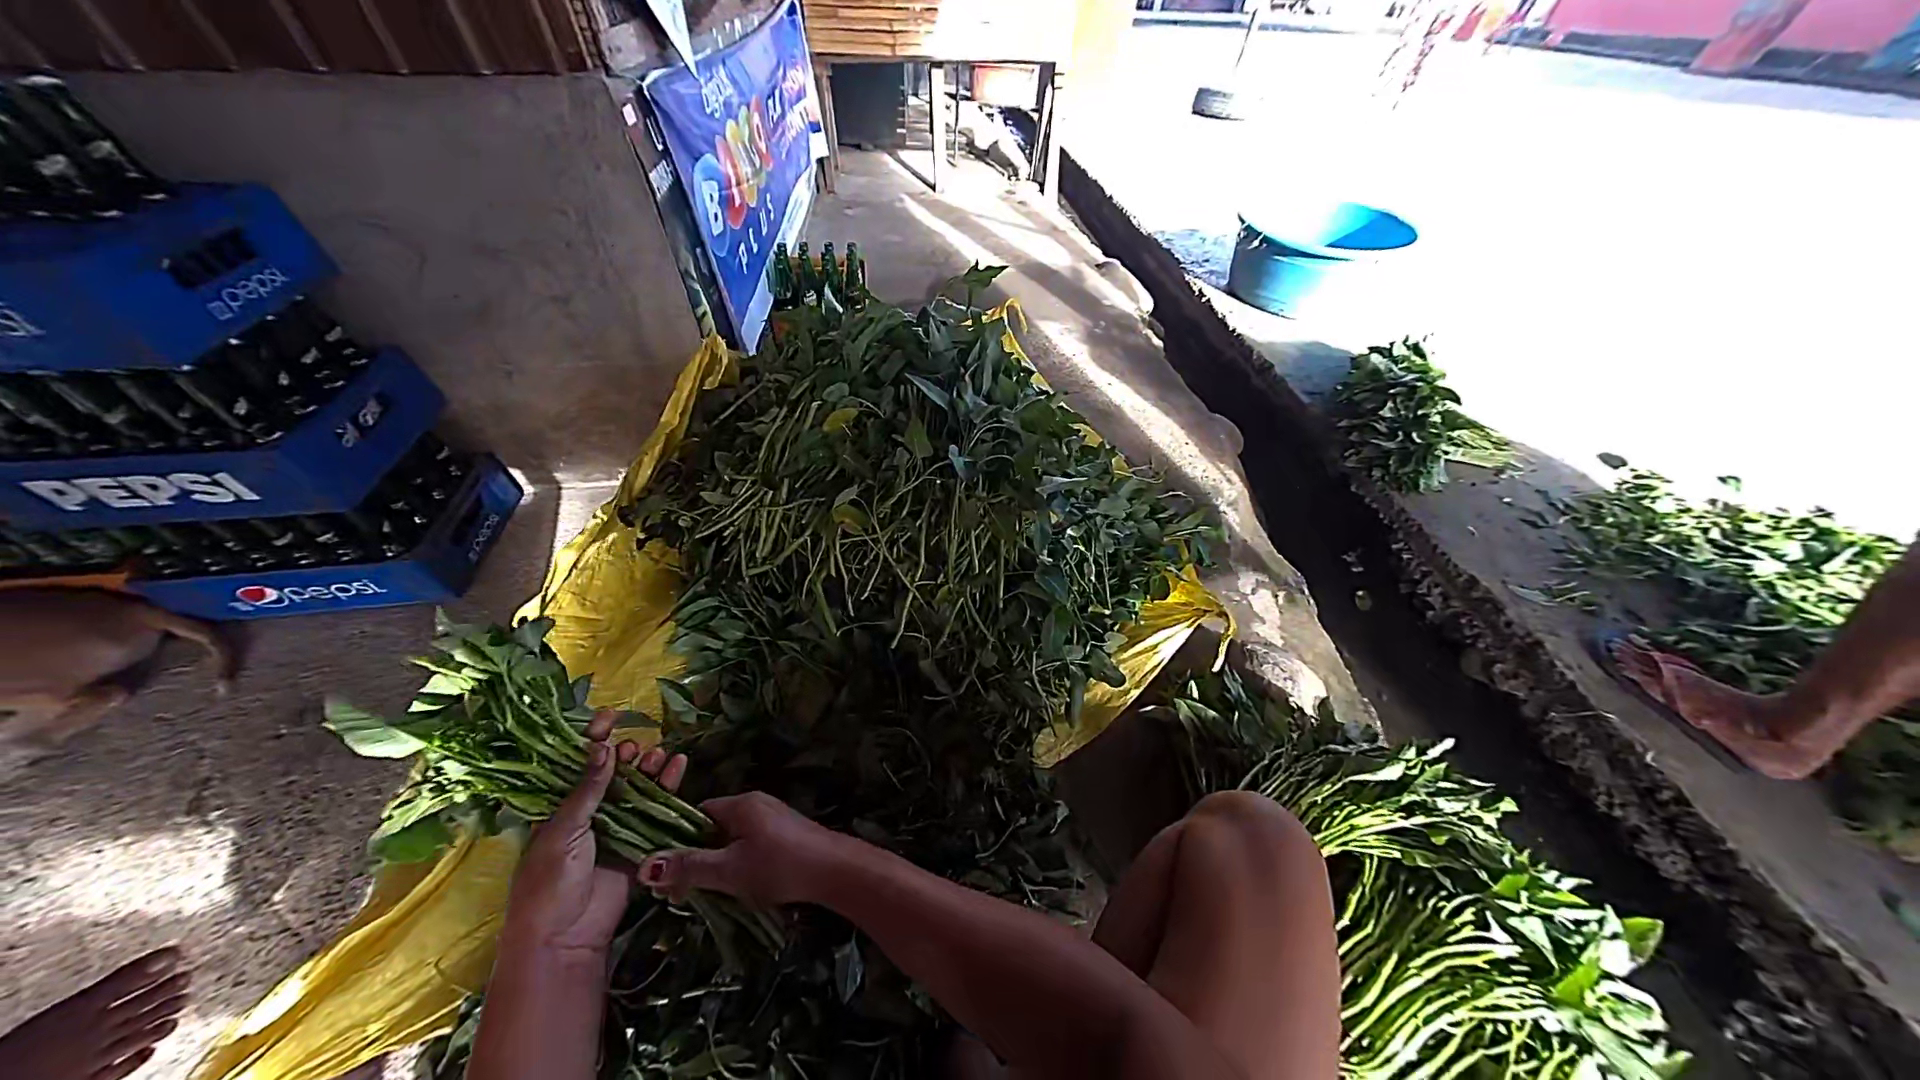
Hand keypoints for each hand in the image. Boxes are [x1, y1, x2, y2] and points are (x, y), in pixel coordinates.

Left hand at [499, 709, 687, 956]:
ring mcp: (617, 826)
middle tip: (635, 749)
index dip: (592, 739)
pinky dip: (668, 787)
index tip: (610, 715)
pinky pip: (657, 808)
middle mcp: (589, 813)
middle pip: (613, 772)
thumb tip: (604, 746)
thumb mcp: (563, 831)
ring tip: (660, 754)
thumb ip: (588, 790)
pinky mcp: (641, 841)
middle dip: (626, 754)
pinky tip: (678, 767)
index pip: (578, 764)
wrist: (565, 938)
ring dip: (649, 768)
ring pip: (638, 787)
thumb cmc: (549, 883)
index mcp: (560, 808)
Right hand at [639, 791, 847, 907]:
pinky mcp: (787, 835)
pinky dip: (740, 865)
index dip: (677, 840)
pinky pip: (752, 846)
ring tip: (709, 895)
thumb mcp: (728, 870)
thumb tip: (647, 865)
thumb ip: (689, 868)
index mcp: (740, 804)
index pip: (696, 814)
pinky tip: (740, 889)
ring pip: (733, 840)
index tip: (664, 871)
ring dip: (718, 866)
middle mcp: (756, 804)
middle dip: (697, 858)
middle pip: (714, 828)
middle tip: (682, 892)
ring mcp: (774, 819)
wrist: (834, 870)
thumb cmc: (778, 866)